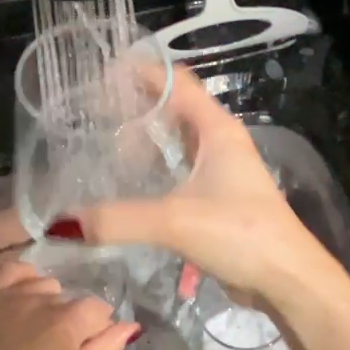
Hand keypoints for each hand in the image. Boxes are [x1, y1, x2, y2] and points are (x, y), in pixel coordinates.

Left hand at [0, 259, 138, 349]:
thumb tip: (129, 327)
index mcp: (63, 323)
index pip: (98, 310)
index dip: (99, 330)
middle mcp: (36, 300)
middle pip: (69, 299)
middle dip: (72, 321)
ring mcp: (4, 296)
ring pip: (42, 285)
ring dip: (46, 303)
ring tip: (34, 334)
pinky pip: (8, 272)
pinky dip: (20, 280)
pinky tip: (20, 301)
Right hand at [69, 65, 337, 304]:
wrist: (287, 279)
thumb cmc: (241, 233)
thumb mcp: (176, 221)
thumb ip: (119, 219)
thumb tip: (62, 224)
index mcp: (217, 130)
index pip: (177, 82)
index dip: (142, 71)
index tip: (103, 70)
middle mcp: (220, 143)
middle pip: (174, 110)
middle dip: (137, 105)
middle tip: (91, 109)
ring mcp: (221, 172)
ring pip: (177, 144)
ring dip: (146, 140)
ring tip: (101, 143)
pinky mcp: (218, 200)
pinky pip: (179, 174)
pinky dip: (154, 172)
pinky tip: (127, 186)